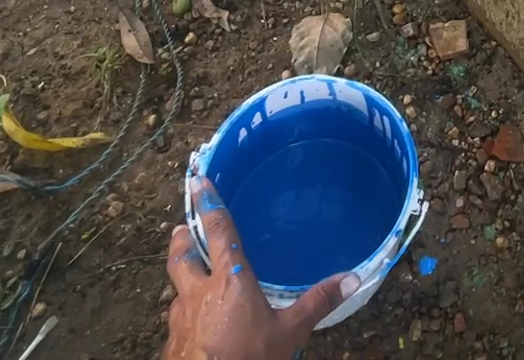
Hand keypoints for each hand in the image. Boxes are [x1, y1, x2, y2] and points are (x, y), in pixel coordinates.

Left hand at [164, 177, 357, 359]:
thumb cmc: (247, 359)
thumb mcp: (289, 333)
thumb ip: (317, 302)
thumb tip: (351, 277)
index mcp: (229, 280)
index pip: (218, 232)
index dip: (208, 204)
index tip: (197, 181)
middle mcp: (199, 293)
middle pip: (182, 257)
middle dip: (182, 239)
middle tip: (181, 227)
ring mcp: (180, 321)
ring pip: (176, 289)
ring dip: (181, 276)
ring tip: (189, 274)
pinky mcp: (172, 345)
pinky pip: (177, 319)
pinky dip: (184, 312)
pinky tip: (194, 323)